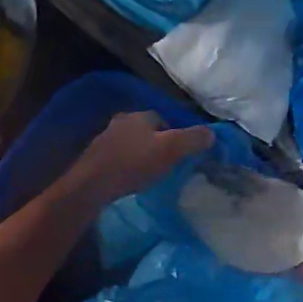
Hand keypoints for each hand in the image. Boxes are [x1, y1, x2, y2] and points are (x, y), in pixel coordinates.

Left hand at [59, 111, 212, 205]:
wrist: (91, 185)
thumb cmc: (133, 164)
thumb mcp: (170, 150)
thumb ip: (192, 140)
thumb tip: (211, 133)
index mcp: (139, 115)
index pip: (164, 119)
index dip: (175, 135)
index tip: (180, 154)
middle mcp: (120, 122)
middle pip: (146, 131)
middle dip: (156, 144)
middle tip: (166, 165)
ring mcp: (104, 140)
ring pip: (130, 144)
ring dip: (139, 156)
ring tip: (147, 174)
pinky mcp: (94, 159)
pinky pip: (117, 159)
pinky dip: (125, 166)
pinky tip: (129, 180)